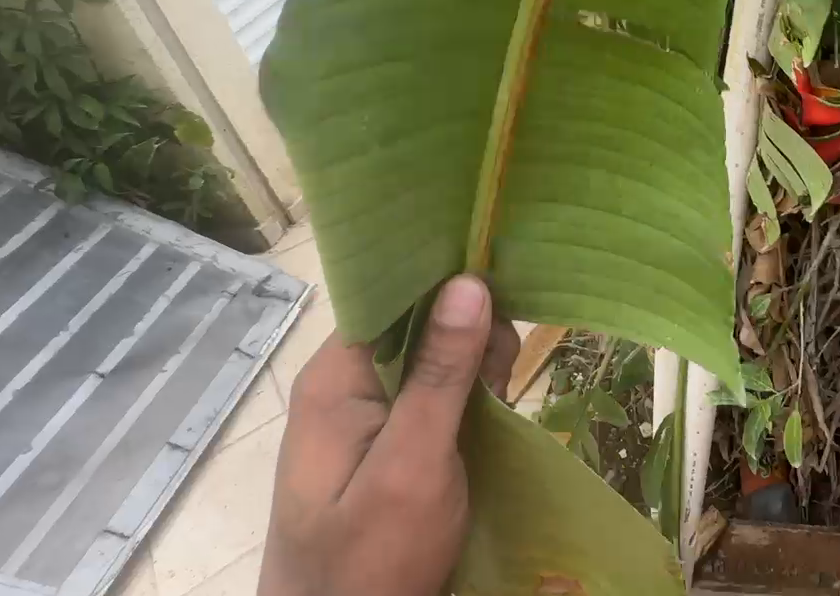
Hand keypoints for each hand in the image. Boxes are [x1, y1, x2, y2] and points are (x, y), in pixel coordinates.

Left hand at [259, 275, 518, 595]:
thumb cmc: (370, 560)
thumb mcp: (413, 463)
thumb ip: (442, 372)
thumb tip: (470, 280)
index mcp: (338, 375)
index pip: (396, 292)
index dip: (449, 283)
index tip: (501, 293)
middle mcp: (354, 380)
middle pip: (427, 317)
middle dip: (474, 333)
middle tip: (499, 374)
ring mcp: (377, 407)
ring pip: (445, 349)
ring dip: (481, 365)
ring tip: (496, 402)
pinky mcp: (402, 431)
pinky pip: (448, 385)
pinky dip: (478, 391)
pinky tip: (492, 413)